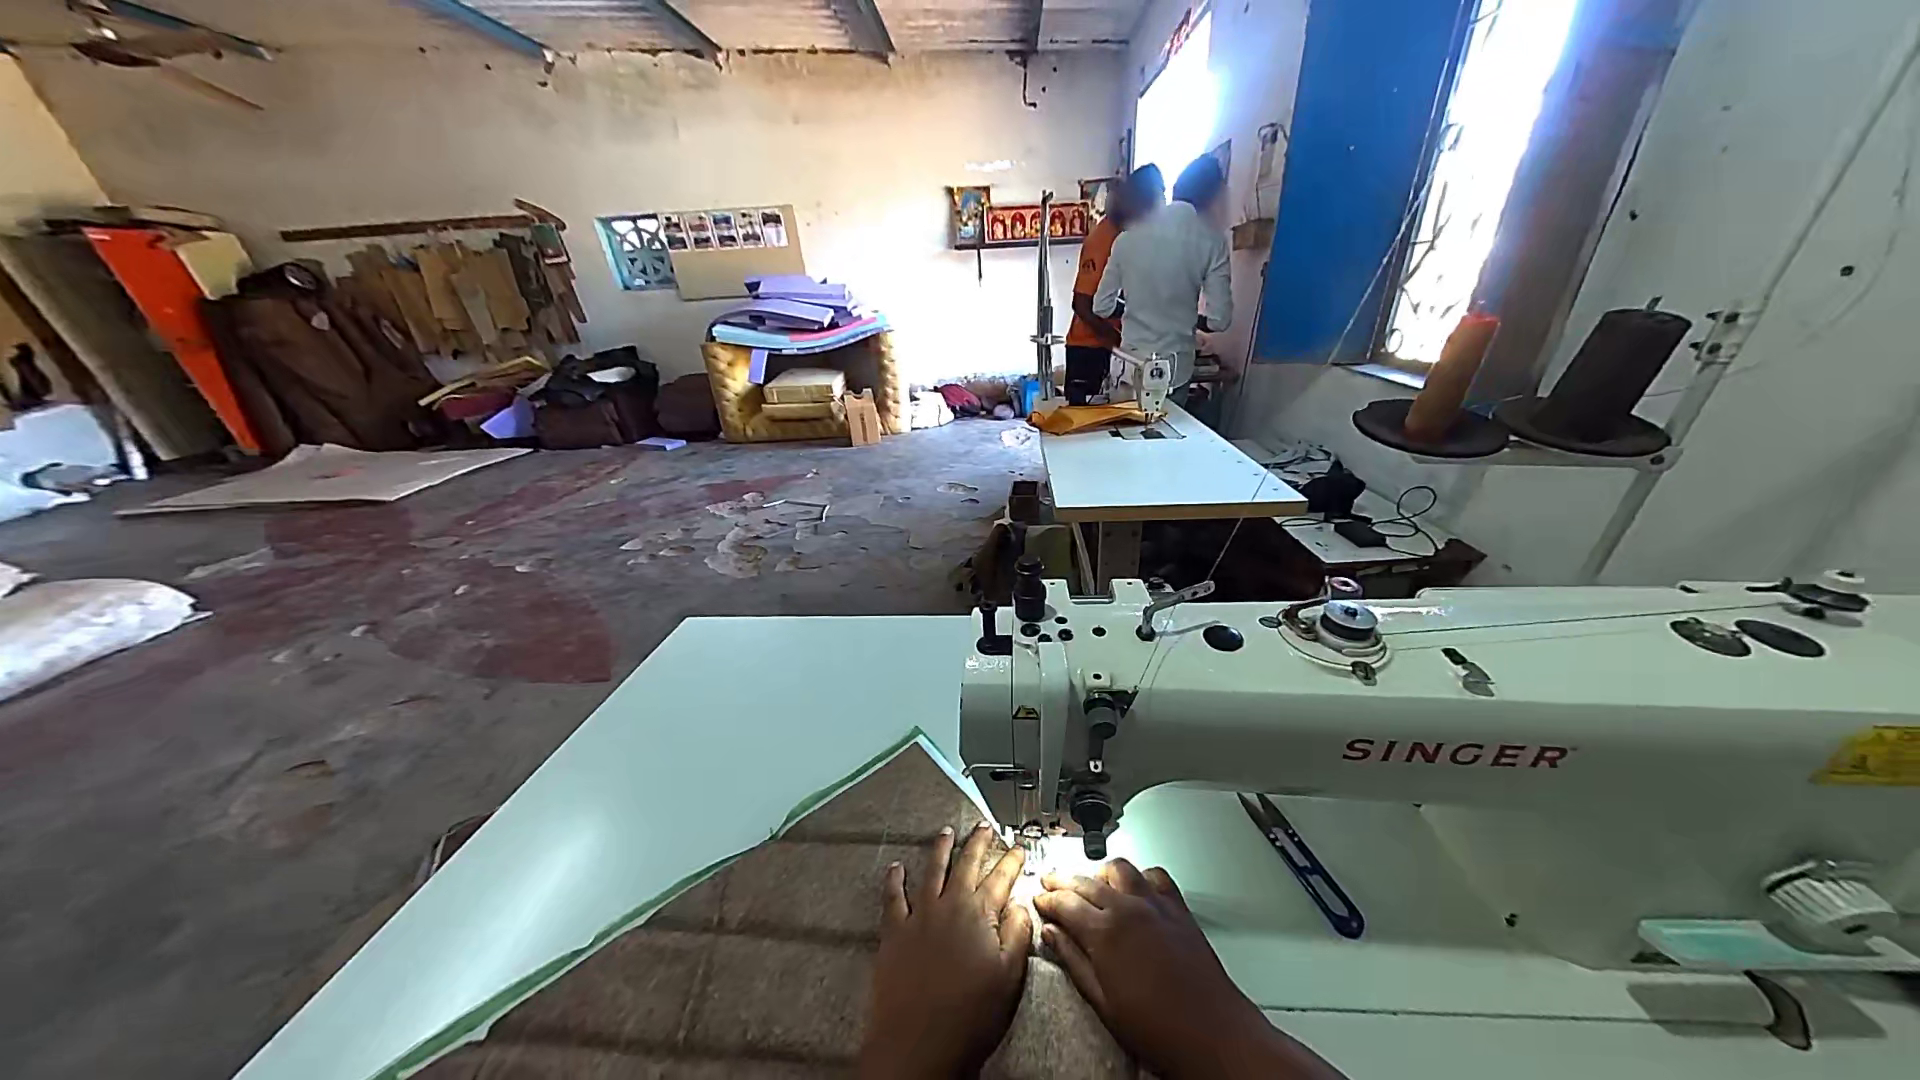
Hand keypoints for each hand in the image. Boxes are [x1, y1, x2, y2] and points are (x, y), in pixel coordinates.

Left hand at [857, 825, 1032, 1079]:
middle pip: (966, 863)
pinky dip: (894, 879)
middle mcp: (949, 905)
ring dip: (940, 848)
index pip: (1000, 878)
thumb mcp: (1009, 978)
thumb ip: (1017, 935)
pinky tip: (896, 867)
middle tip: (984, 826)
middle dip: (977, 842)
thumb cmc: (969, 1016)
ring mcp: (919, 915)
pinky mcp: (894, 931)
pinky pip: (893, 896)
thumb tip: (1020, 905)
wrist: (919, 1044)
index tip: (1017, 848)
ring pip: (932, 870)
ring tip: (946, 832)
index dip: (1011, 861)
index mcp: (979, 914)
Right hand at [1035, 859, 1346, 1079]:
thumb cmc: (1160, 1029)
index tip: (1040, 901)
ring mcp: (1154, 904)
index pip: (1064, 902)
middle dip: (1064, 881)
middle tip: (1052, 884)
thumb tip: (1050, 935)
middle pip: (1086, 881)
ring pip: (1119, 869)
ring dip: (1099, 873)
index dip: (1047, 900)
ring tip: (1090, 881)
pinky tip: (1134, 886)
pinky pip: (1155, 876)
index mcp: (1104, 932)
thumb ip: (1073, 961)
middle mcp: (1128, 909)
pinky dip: (1139, 876)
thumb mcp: (1102, 1002)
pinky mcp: (1177, 908)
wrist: (1213, 1036)